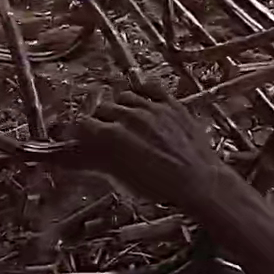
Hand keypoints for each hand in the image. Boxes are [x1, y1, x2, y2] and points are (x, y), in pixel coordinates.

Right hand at [65, 82, 245, 212]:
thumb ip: (96, 161)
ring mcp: (152, 106)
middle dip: (100, 120)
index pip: (84, 124)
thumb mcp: (122, 177)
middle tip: (104, 132)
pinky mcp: (171, 103)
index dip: (81, 132)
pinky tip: (143, 103)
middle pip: (102, 108)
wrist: (200, 181)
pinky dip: (143, 93)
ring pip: (124, 95)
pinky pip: (150, 87)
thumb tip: (73, 158)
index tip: (82, 137)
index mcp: (113, 135)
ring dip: (120, 106)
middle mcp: (129, 115)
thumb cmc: (160, 186)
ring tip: (125, 118)